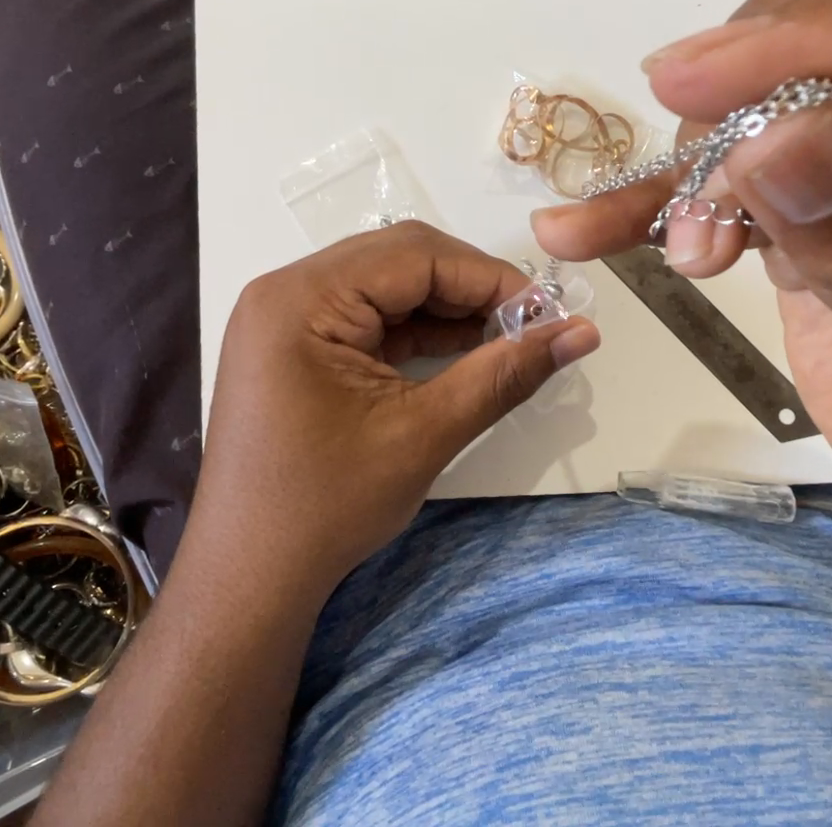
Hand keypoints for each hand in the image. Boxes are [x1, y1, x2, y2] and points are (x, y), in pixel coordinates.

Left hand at [194, 221, 600, 590]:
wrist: (250, 575)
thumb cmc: (326, 507)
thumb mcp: (424, 434)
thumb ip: (504, 375)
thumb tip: (582, 333)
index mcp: (302, 298)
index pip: (414, 255)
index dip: (489, 277)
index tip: (547, 312)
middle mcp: (286, 292)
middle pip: (398, 260)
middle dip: (470, 289)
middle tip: (529, 327)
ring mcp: (285, 319)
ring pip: (386, 287)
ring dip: (447, 308)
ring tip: (505, 341)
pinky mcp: (294, 347)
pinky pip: (366, 317)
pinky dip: (416, 330)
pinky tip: (461, 351)